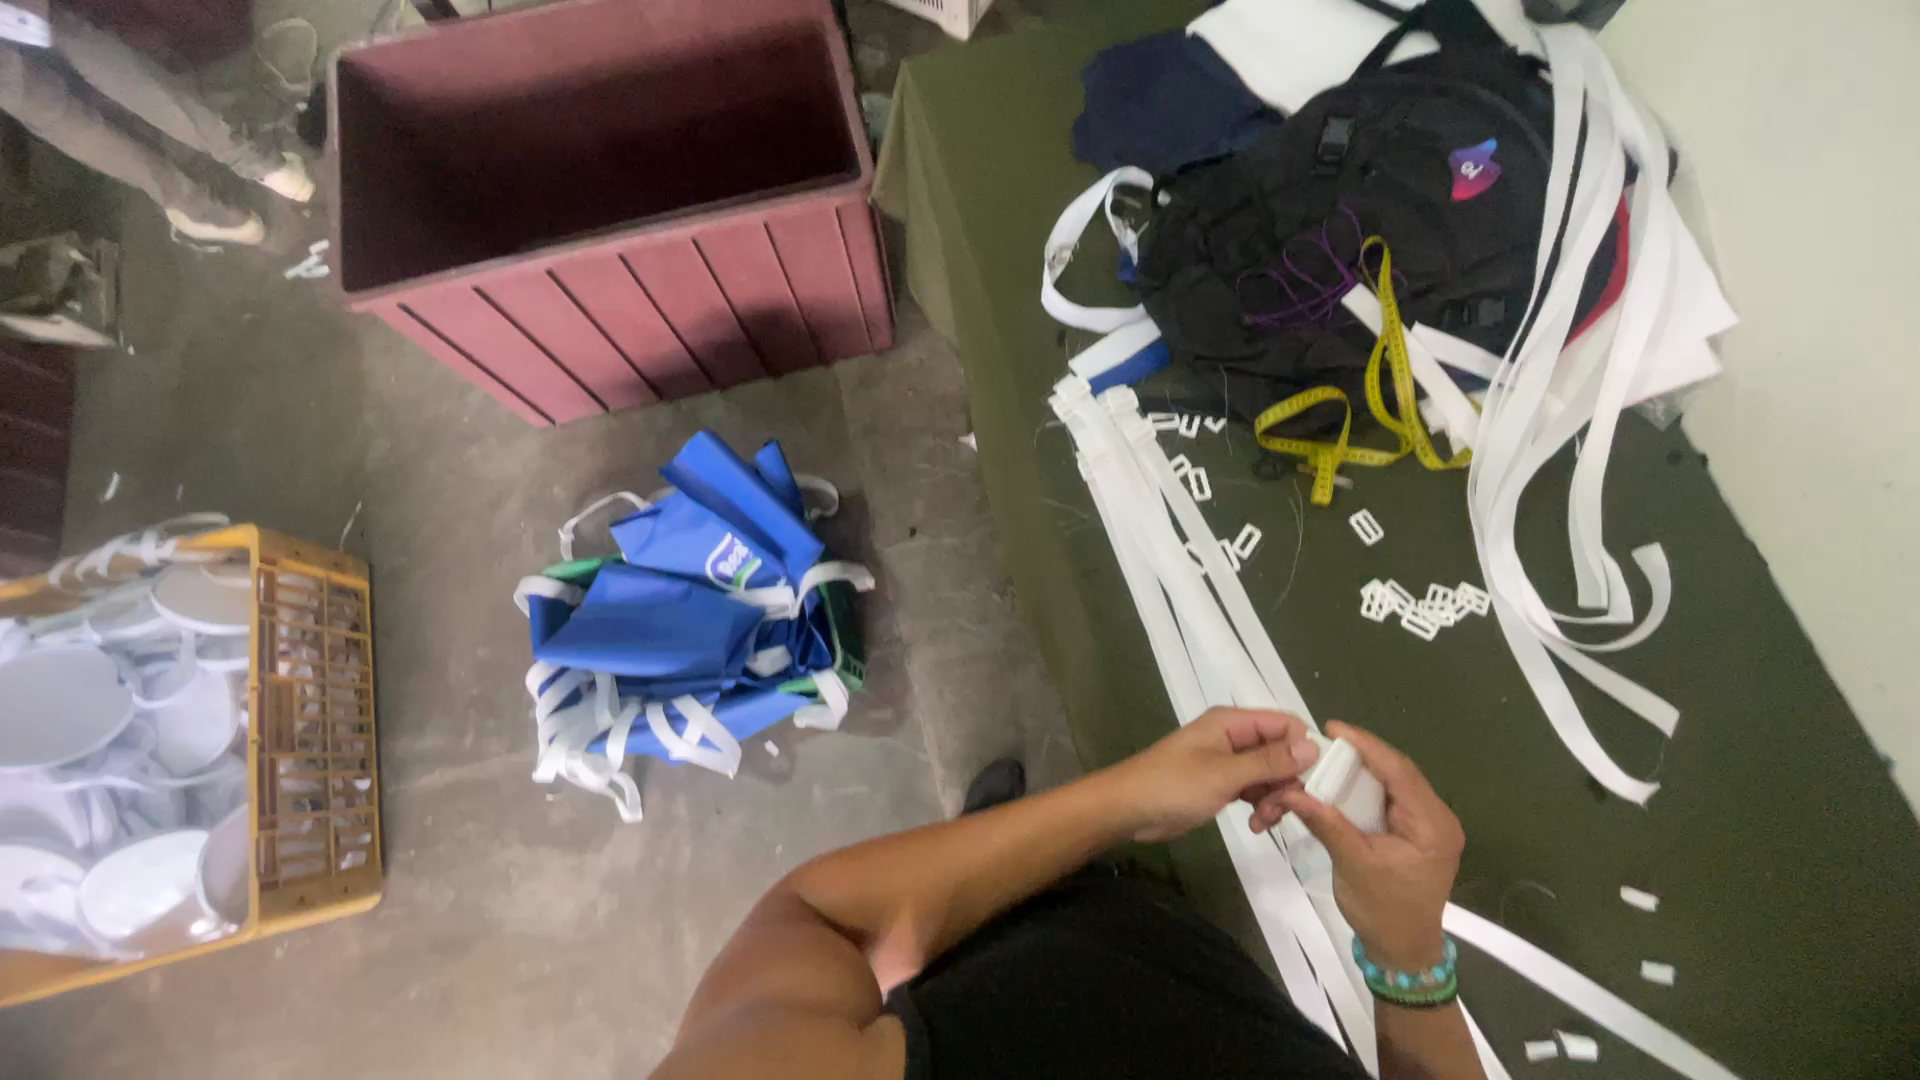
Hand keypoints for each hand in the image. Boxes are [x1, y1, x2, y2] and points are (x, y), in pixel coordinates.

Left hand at [1102, 707, 1320, 843]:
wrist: (1130, 809)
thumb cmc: (1173, 785)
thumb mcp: (1224, 774)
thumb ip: (1268, 761)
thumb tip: (1314, 746)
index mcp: (1231, 722)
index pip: (1286, 724)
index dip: (1305, 750)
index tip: (1316, 782)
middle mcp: (1233, 737)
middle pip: (1282, 752)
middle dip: (1289, 781)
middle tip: (1284, 808)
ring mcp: (1228, 761)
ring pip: (1271, 775)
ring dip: (1276, 799)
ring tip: (1265, 821)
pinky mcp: (1222, 784)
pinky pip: (1255, 790)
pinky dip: (1261, 807)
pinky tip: (1256, 826)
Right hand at [1277, 722, 1462, 970]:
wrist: (1402, 949)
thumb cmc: (1383, 909)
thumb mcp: (1352, 863)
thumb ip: (1326, 822)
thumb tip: (1291, 791)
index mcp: (1432, 826)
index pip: (1400, 772)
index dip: (1367, 745)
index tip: (1333, 728)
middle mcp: (1437, 819)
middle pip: (1398, 772)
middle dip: (1361, 753)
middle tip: (1324, 740)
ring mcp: (1428, 825)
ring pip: (1393, 781)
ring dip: (1362, 768)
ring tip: (1328, 755)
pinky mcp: (1414, 831)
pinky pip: (1389, 796)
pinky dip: (1364, 786)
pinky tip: (1341, 781)